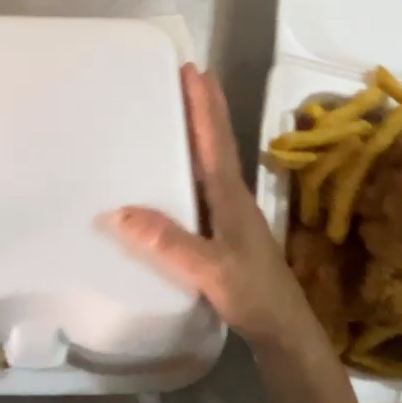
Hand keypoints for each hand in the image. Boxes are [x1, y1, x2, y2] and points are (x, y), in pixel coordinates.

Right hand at [112, 65, 318, 348]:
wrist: (285, 332)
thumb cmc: (253, 295)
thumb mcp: (210, 270)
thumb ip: (168, 243)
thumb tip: (116, 213)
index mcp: (230, 197)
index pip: (215, 141)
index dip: (205, 105)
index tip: (194, 70)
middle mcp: (232, 197)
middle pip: (217, 142)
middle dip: (204, 107)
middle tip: (186, 77)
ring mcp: (231, 215)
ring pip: (212, 161)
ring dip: (200, 132)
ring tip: (178, 111)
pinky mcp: (224, 233)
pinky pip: (202, 185)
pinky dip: (191, 165)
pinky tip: (174, 174)